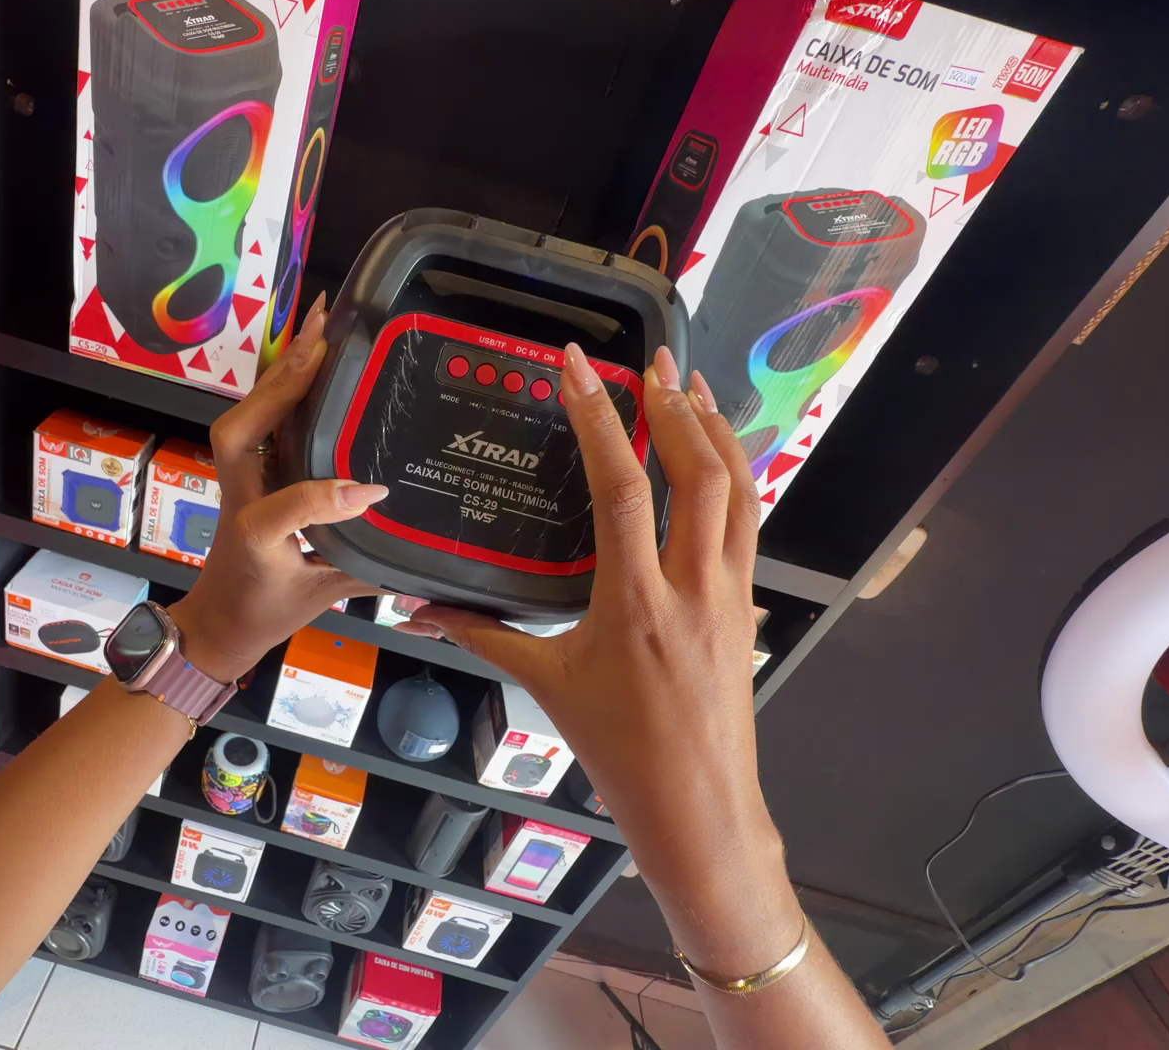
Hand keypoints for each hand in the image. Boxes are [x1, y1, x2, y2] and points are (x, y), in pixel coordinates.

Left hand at [170, 295, 389, 681]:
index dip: (326, 496)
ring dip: (279, 372)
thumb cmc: (262, 613)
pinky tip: (306, 364)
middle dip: (283, 379)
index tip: (373, 492)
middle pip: (242, 431)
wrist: (215, 623)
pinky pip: (256, 422)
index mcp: (256, 538)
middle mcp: (240, 499)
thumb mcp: (319, 599)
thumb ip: (368, 576)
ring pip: (245, 418)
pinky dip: (278, 388)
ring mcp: (238, 482)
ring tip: (318, 329)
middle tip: (325, 331)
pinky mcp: (244, 474)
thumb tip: (425, 570)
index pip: (285, 507)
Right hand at [403, 343, 794, 972]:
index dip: (599, 420)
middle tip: (649, 361)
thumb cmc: (615, 747)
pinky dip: (738, 478)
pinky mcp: (745, 607)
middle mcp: (691, 586)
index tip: (581, 369)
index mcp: (633, 600)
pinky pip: (749, 527)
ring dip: (717, 433)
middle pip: (698, 475)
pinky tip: (723, 459)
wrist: (697, 807)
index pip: (620, 489)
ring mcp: (729, 594)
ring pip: (739, 495)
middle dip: (674, 408)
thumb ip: (480, 635)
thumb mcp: (543, 685)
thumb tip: (419, 610)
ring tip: (692, 387)